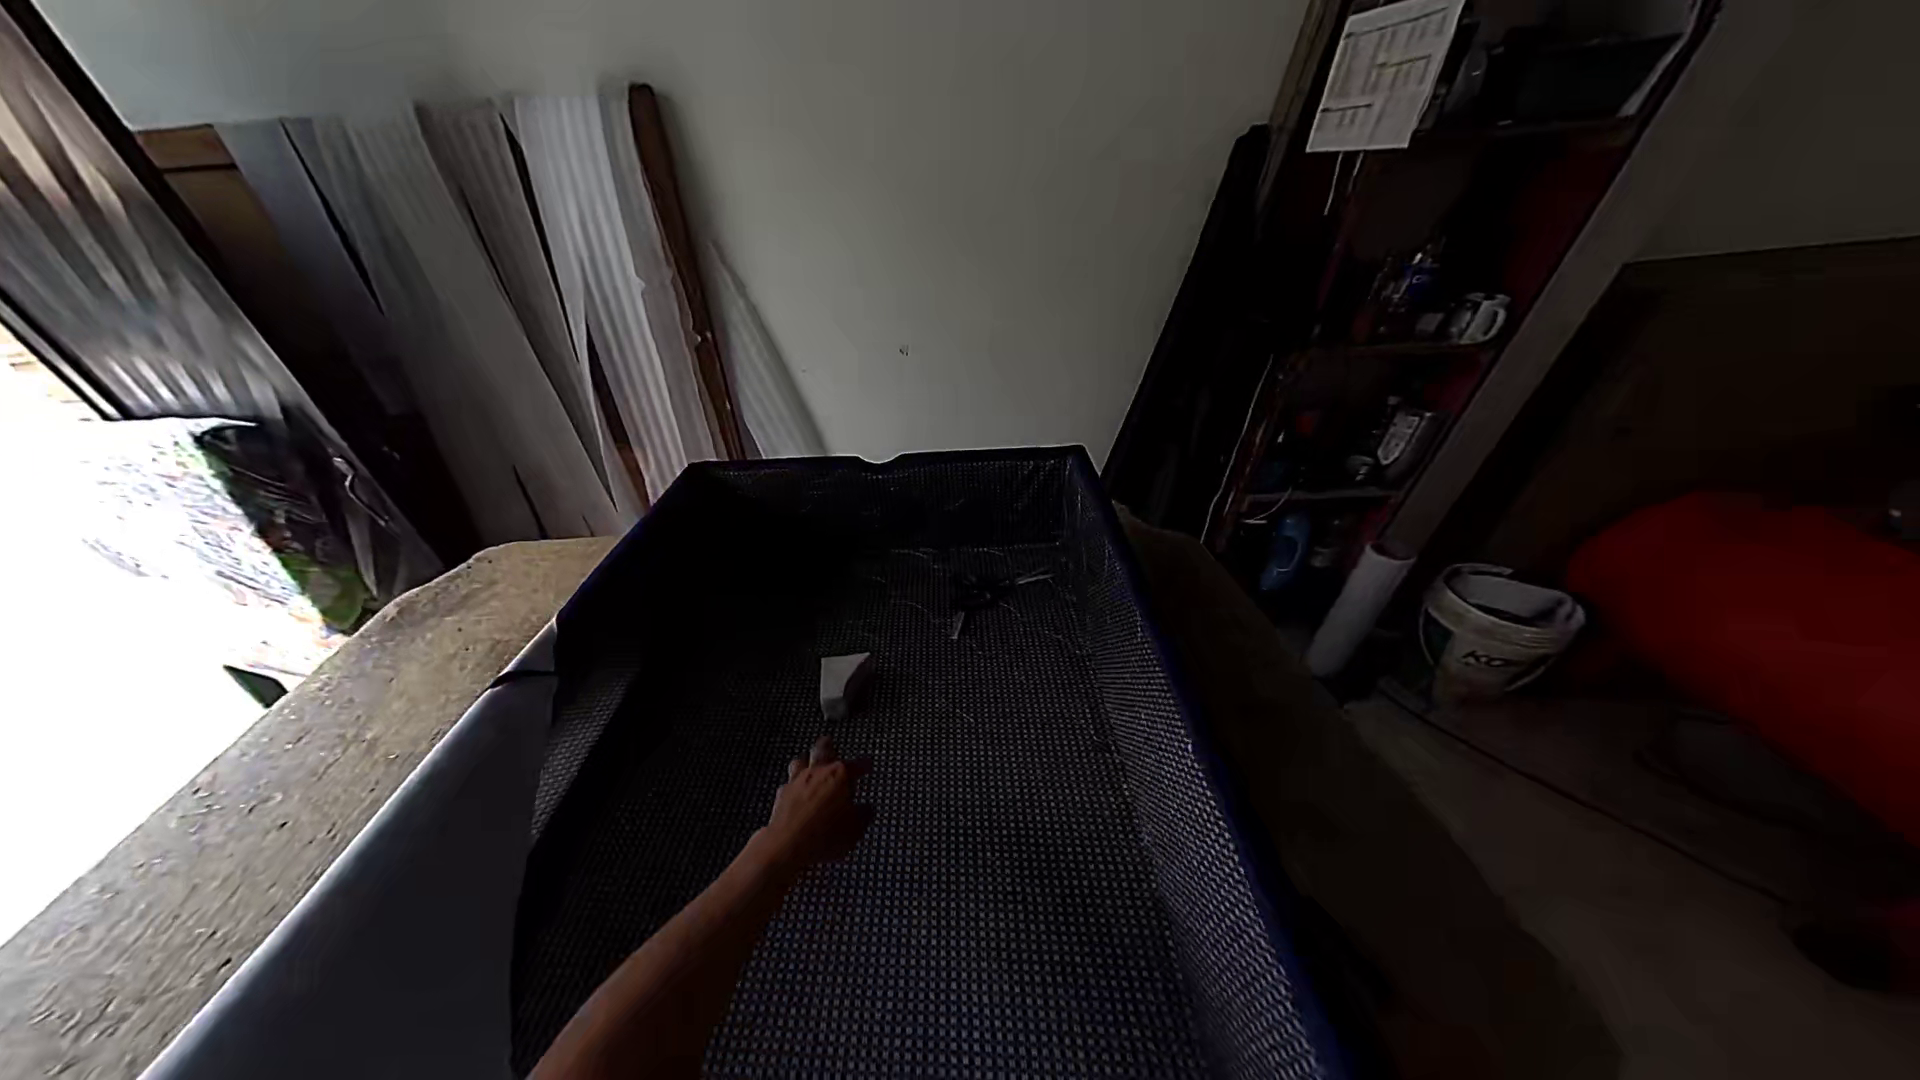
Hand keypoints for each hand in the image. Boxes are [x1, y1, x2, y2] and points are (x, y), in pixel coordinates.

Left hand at [753, 736, 873, 876]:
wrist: (787, 847)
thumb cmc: (822, 835)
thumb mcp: (855, 829)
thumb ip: (864, 815)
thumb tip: (867, 810)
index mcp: (839, 775)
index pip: (856, 764)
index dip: (864, 764)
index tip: (867, 765)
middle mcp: (817, 773)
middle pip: (823, 750)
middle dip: (829, 745)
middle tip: (830, 742)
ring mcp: (797, 782)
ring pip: (801, 761)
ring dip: (806, 761)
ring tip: (808, 760)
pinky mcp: (781, 796)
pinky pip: (788, 783)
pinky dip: (793, 785)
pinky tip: (794, 790)